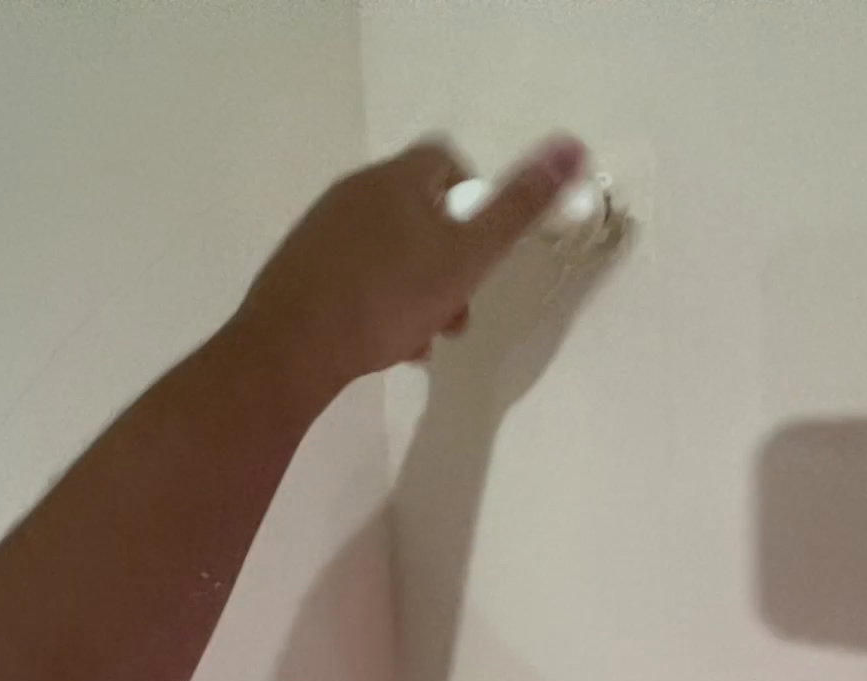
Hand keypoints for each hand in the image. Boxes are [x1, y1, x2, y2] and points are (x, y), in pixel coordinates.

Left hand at [235, 134, 585, 390]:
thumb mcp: (466, 258)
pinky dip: (378, 307)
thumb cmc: (388, 300)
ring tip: (421, 343)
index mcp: (398, 178)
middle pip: (419, 217)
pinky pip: (355, 280)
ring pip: (389, 256)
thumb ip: (518, 208)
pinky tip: (384, 347)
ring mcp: (323, 232)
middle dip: (447, 265)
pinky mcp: (300, 270)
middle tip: (456, 313)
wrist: (292, 348)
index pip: (447, 163)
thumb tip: (573, 146)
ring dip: (416, 295)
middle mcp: (356, 193)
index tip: (481, 251)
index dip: (475, 203)